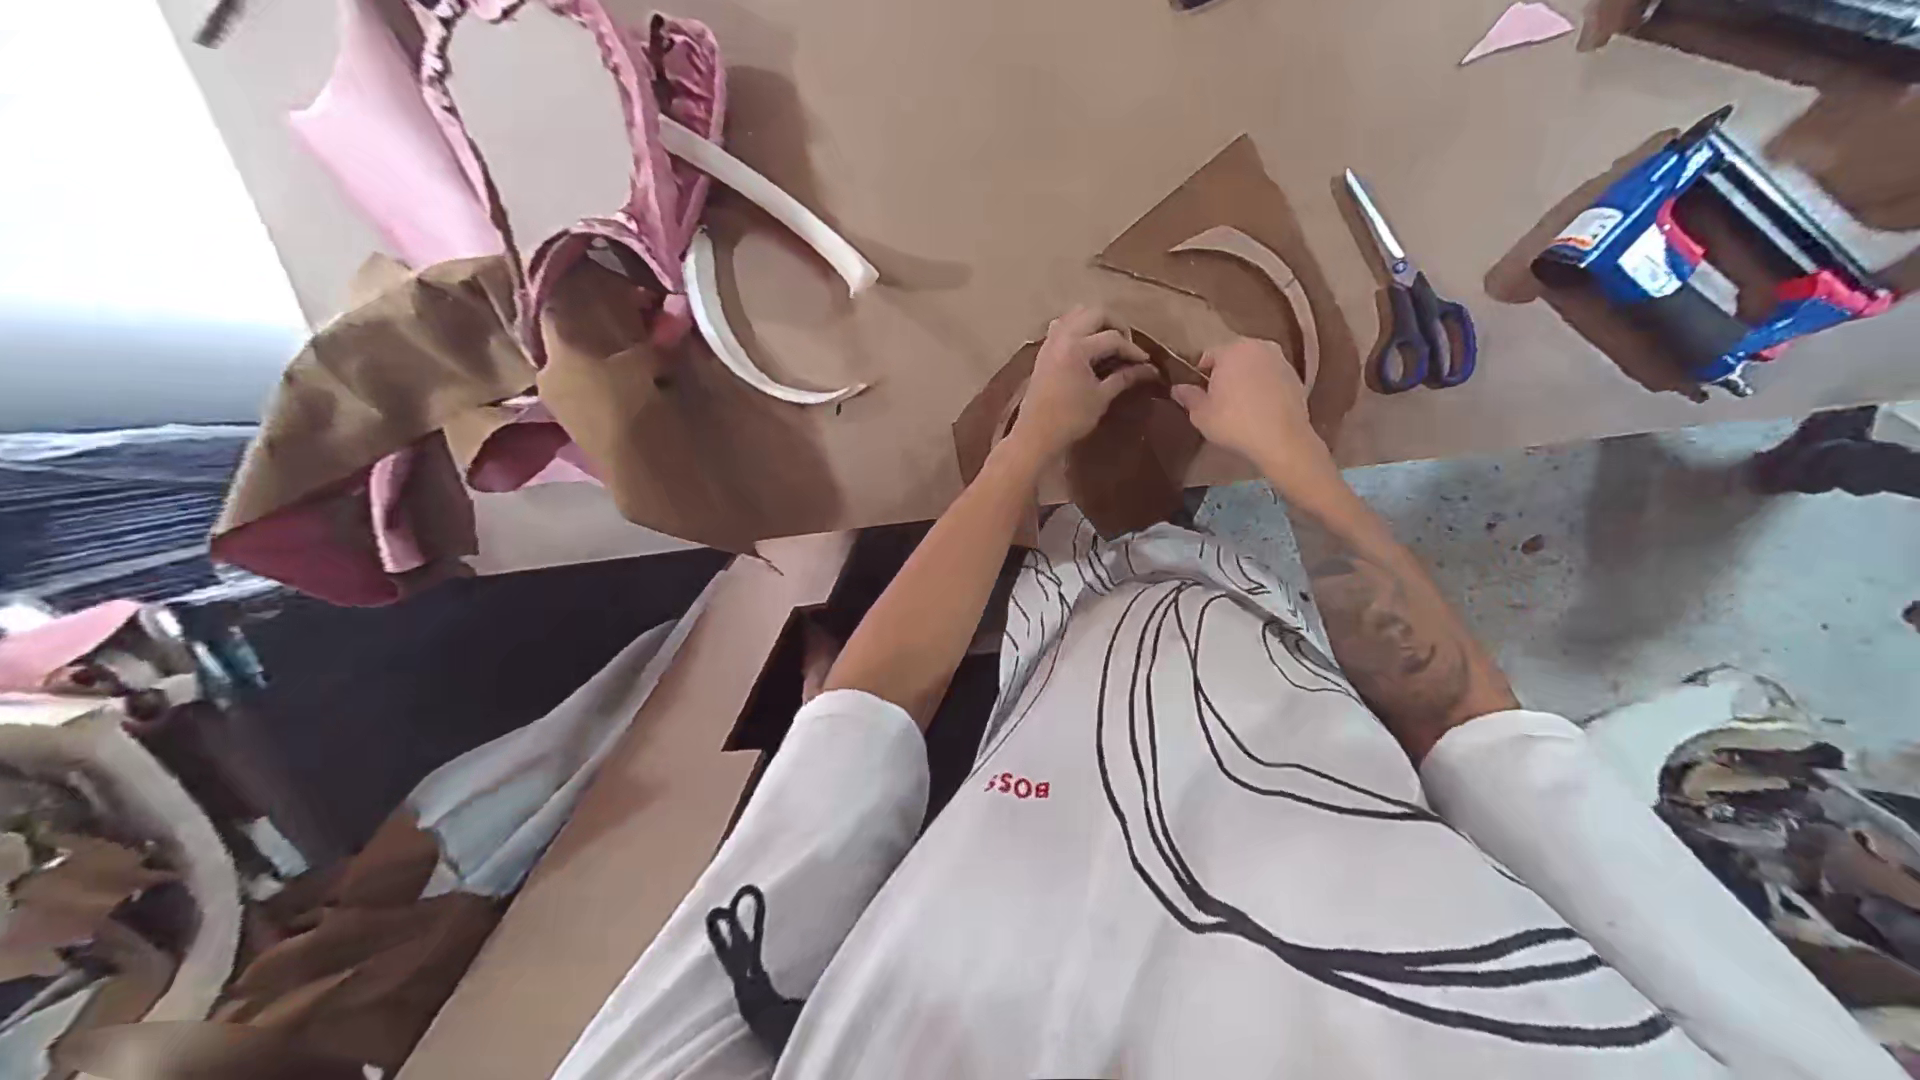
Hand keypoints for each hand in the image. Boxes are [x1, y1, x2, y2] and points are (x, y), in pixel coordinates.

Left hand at [1005, 306, 1158, 461]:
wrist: (1036, 435)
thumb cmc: (1070, 419)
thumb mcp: (1101, 397)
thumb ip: (1124, 378)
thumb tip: (1149, 370)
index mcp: (1076, 348)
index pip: (1113, 338)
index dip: (1133, 349)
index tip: (1145, 362)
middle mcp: (1061, 337)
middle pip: (1095, 313)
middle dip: (1116, 324)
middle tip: (1127, 344)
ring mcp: (1049, 342)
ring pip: (1076, 314)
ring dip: (1095, 321)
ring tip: (1108, 341)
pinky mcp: (1043, 351)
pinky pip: (1062, 326)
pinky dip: (1078, 328)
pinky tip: (1087, 346)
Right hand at [1169, 337, 1340, 501]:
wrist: (1281, 440)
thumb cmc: (1234, 423)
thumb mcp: (1201, 414)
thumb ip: (1188, 396)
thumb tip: (1178, 388)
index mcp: (1233, 350)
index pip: (1208, 355)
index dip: (1200, 375)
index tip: (1200, 394)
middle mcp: (1259, 346)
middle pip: (1233, 357)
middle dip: (1224, 373)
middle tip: (1218, 400)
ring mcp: (1281, 360)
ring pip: (1254, 365)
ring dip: (1245, 378)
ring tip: (1240, 405)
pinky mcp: (1296, 376)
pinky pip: (1270, 377)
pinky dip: (1263, 387)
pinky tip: (1259, 408)